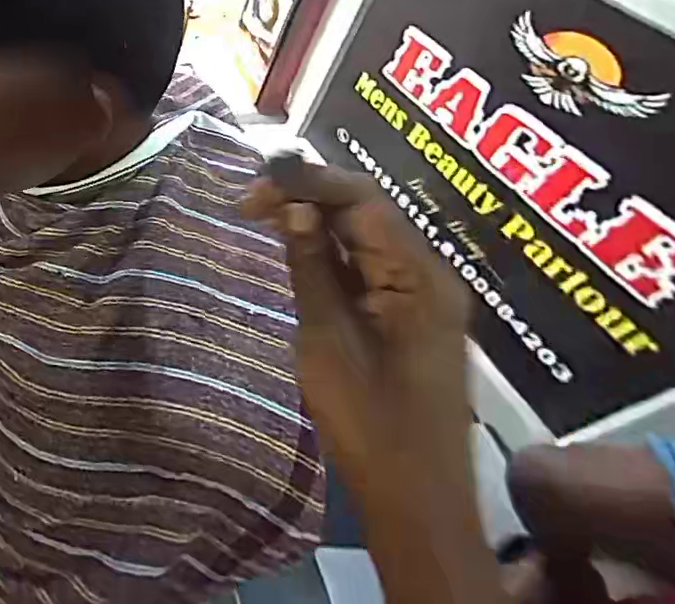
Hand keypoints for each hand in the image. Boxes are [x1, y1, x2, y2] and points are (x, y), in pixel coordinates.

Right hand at [238, 158, 470, 494]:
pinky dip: (325, 245)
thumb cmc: (368, 421)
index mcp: (419, 278)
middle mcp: (427, 274)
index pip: (364, 201)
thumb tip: (291, 207)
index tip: (256, 177)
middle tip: (247, 200)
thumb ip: (312, 267)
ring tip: (258, 211)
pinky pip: (363, 260)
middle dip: (306, 194)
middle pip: (366, 209)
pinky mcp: (403, 310)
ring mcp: (418, 292)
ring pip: (362, 232)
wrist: (415, 497)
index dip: (309, 180)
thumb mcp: (327, 337)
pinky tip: (291, 241)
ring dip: (313, 216)